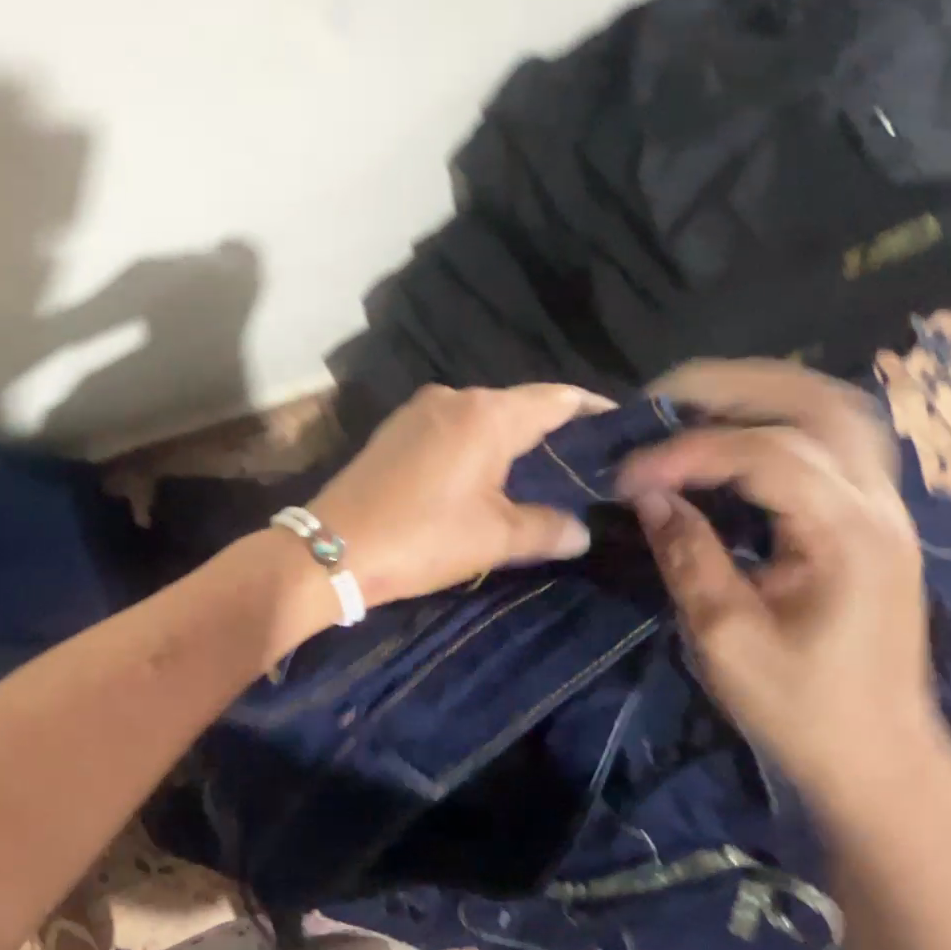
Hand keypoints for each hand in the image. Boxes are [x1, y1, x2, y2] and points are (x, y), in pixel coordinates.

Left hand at [307, 383, 613, 606]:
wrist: (328, 551)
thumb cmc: (420, 538)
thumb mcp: (495, 539)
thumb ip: (548, 528)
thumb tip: (582, 530)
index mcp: (486, 413)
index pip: (559, 400)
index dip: (595, 416)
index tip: (622, 438)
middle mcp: (452, 398)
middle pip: (519, 407)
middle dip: (552, 435)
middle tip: (585, 470)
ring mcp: (415, 413)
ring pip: (480, 420)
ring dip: (509, 444)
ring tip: (539, 480)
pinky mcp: (390, 434)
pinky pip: (448, 432)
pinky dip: (473, 449)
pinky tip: (484, 480)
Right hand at [617, 360, 940, 788]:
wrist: (875, 753)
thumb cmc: (797, 705)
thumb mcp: (724, 635)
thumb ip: (687, 554)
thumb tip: (647, 495)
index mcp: (846, 535)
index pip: (764, 455)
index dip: (684, 452)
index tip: (622, 475)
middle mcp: (877, 506)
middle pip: (819, 405)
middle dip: (731, 389)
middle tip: (654, 401)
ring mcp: (882, 510)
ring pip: (835, 413)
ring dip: (759, 396)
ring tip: (684, 405)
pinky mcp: (867, 522)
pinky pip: (830, 444)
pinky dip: (775, 424)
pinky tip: (725, 440)